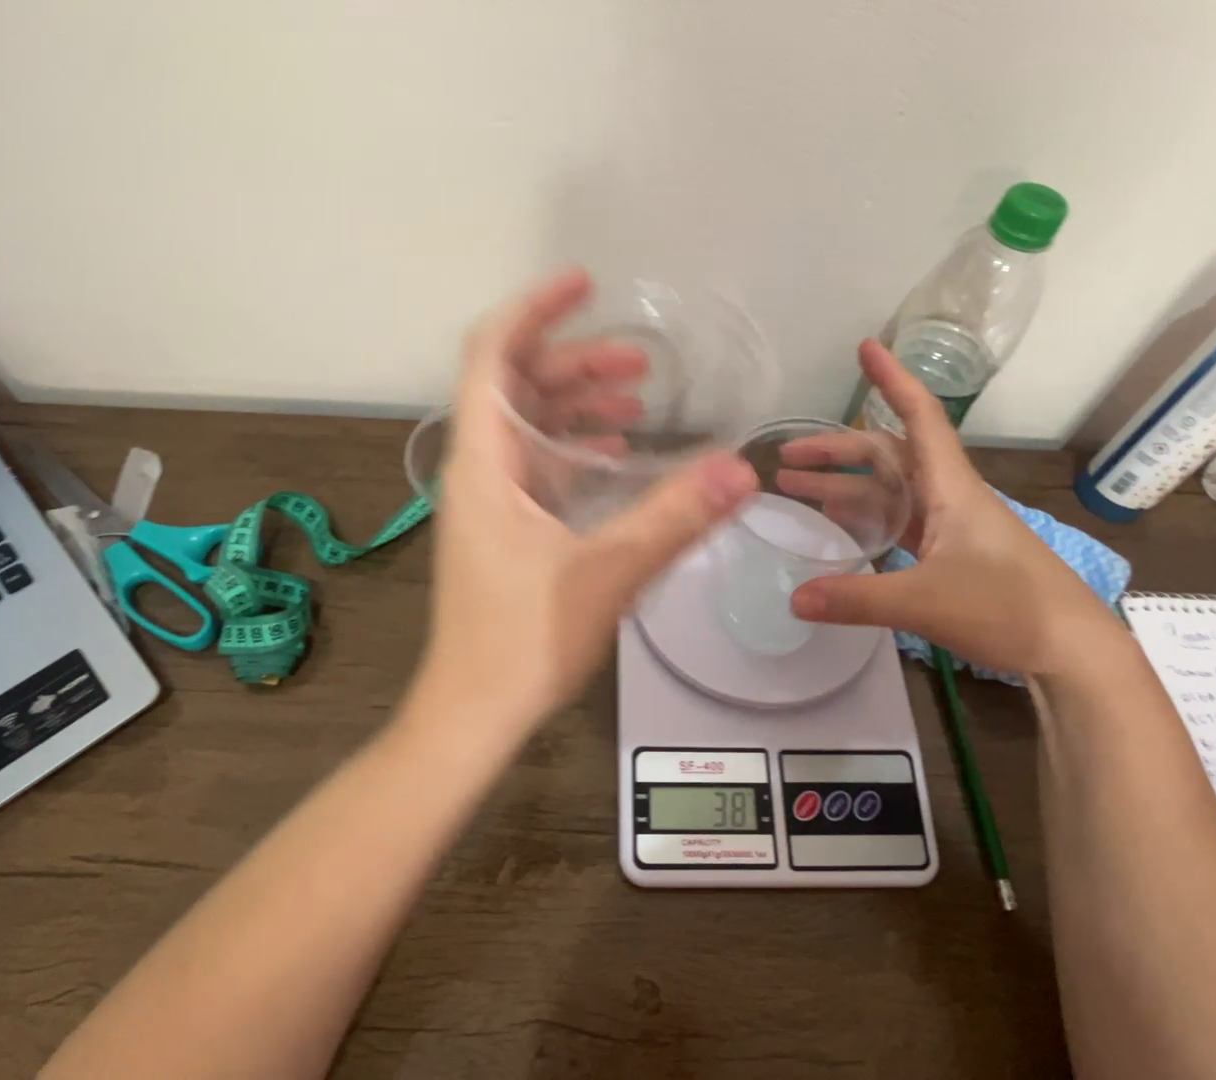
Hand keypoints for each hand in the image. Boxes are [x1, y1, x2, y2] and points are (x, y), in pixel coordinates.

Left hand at [413, 268, 756, 733]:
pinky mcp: (505, 532)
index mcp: (483, 462)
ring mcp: (489, 503)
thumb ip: (673, 518)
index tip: (584, 284)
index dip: (534, 310)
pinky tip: (619, 460)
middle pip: (516, 388)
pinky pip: (539, 470)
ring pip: (530, 430)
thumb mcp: (605, 573)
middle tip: (639, 365)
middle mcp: (478, 471)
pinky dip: (576, 452)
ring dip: (578, 407)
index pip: (492, 355)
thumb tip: (743, 469)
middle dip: (574, 363)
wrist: (472, 714)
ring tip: (637, 403)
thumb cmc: (521, 643)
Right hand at [788, 340, 1121, 674]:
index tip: (866, 347)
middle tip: (787, 458)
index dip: (892, 380)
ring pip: (891, 491)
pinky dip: (865, 518)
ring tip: (796, 490)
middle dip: (837, 451)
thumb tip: (793, 599)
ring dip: (845, 486)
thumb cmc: (1007, 607)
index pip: (919, 418)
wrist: (1070, 649)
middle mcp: (951, 496)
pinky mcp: (954, 555)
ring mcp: (954, 527)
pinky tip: (839, 528)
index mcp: (951, 488)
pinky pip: (900, 521)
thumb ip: (855, 599)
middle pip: (888, 457)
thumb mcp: (923, 602)